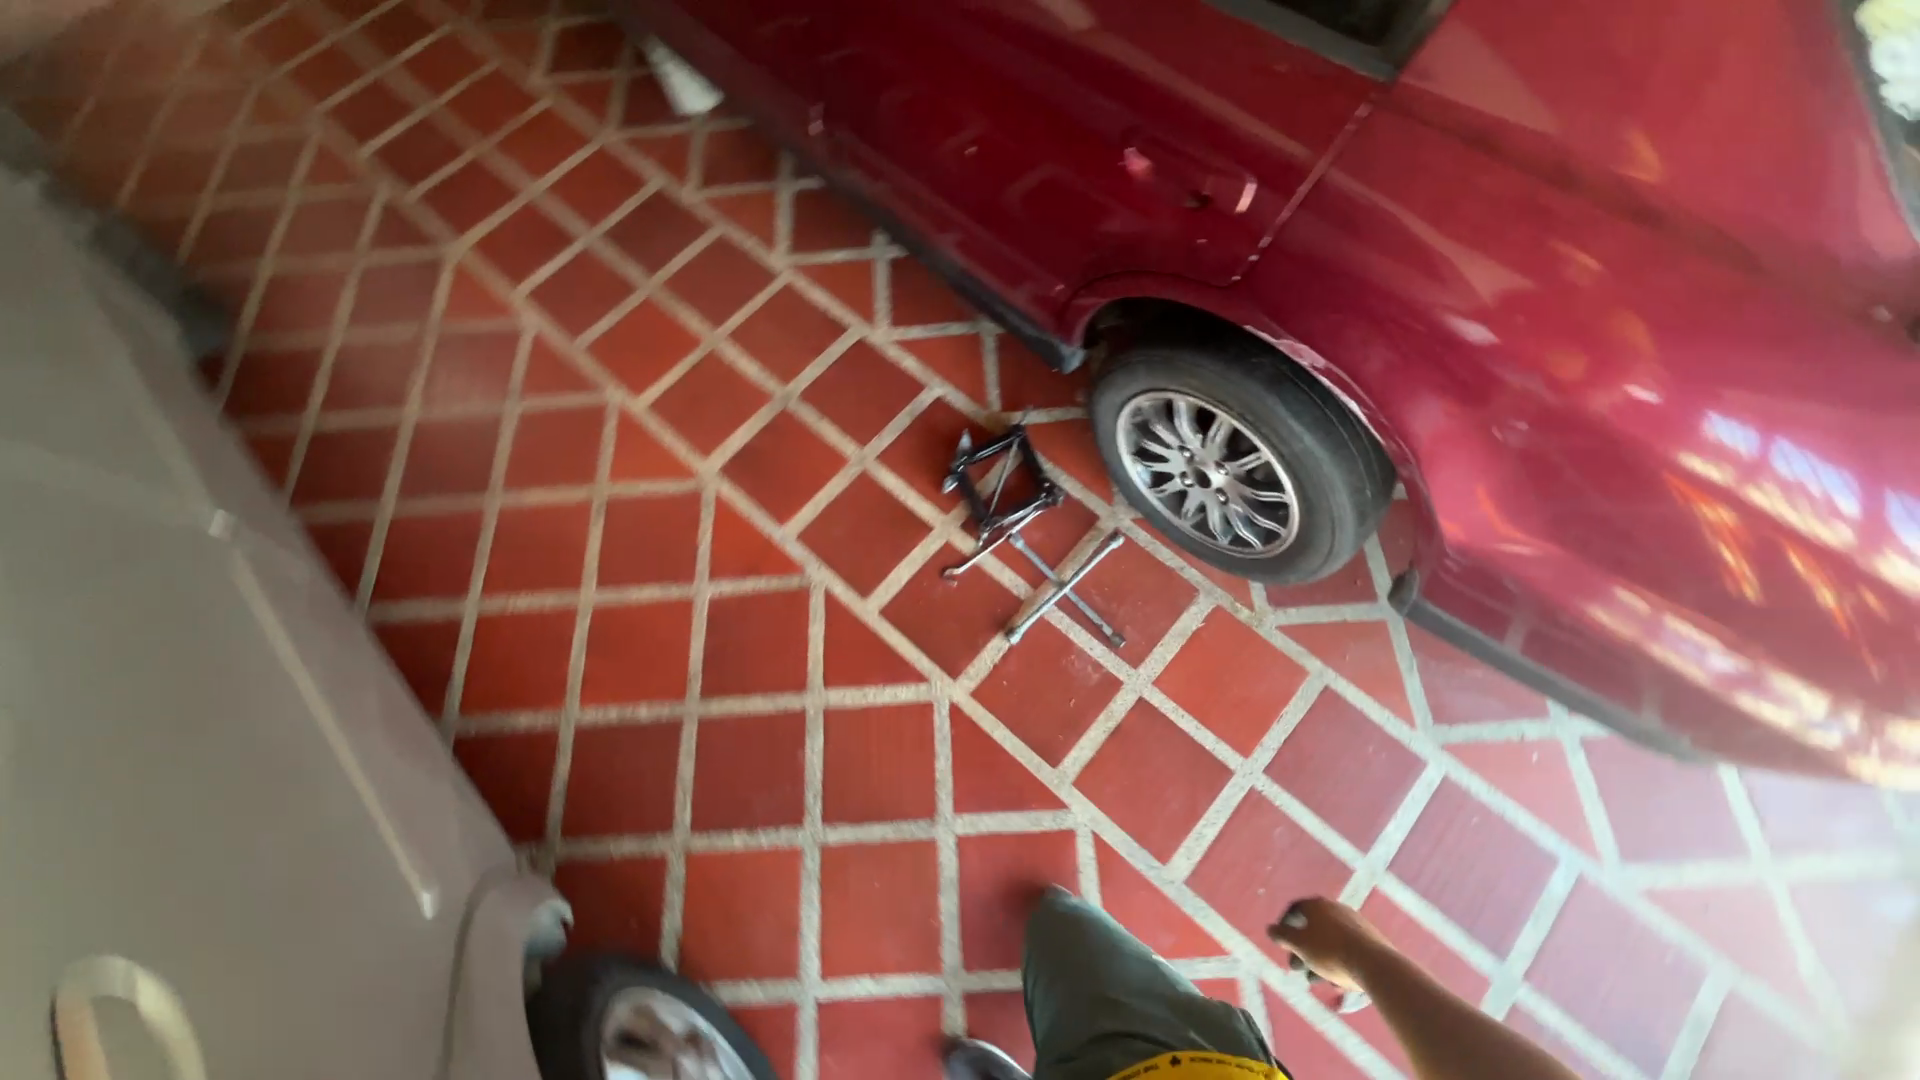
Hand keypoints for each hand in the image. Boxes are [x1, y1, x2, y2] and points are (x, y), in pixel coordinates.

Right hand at [1267, 897, 1389, 992]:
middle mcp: (1335, 908)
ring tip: (1317, 980)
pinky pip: (1347, 948)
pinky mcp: (1371, 939)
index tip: (1282, 944)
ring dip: (1320, 958)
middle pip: (1313, 927)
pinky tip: (1337, 979)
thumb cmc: (1330, 951)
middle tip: (1298, 968)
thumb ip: (1282, 935)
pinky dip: (1338, 960)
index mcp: (1317, 905)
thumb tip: (1270, 929)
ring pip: (1330, 940)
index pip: (1294, 910)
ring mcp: (1355, 923)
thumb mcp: (1299, 945)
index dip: (1285, 926)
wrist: (1375, 965)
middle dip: (1303, 949)